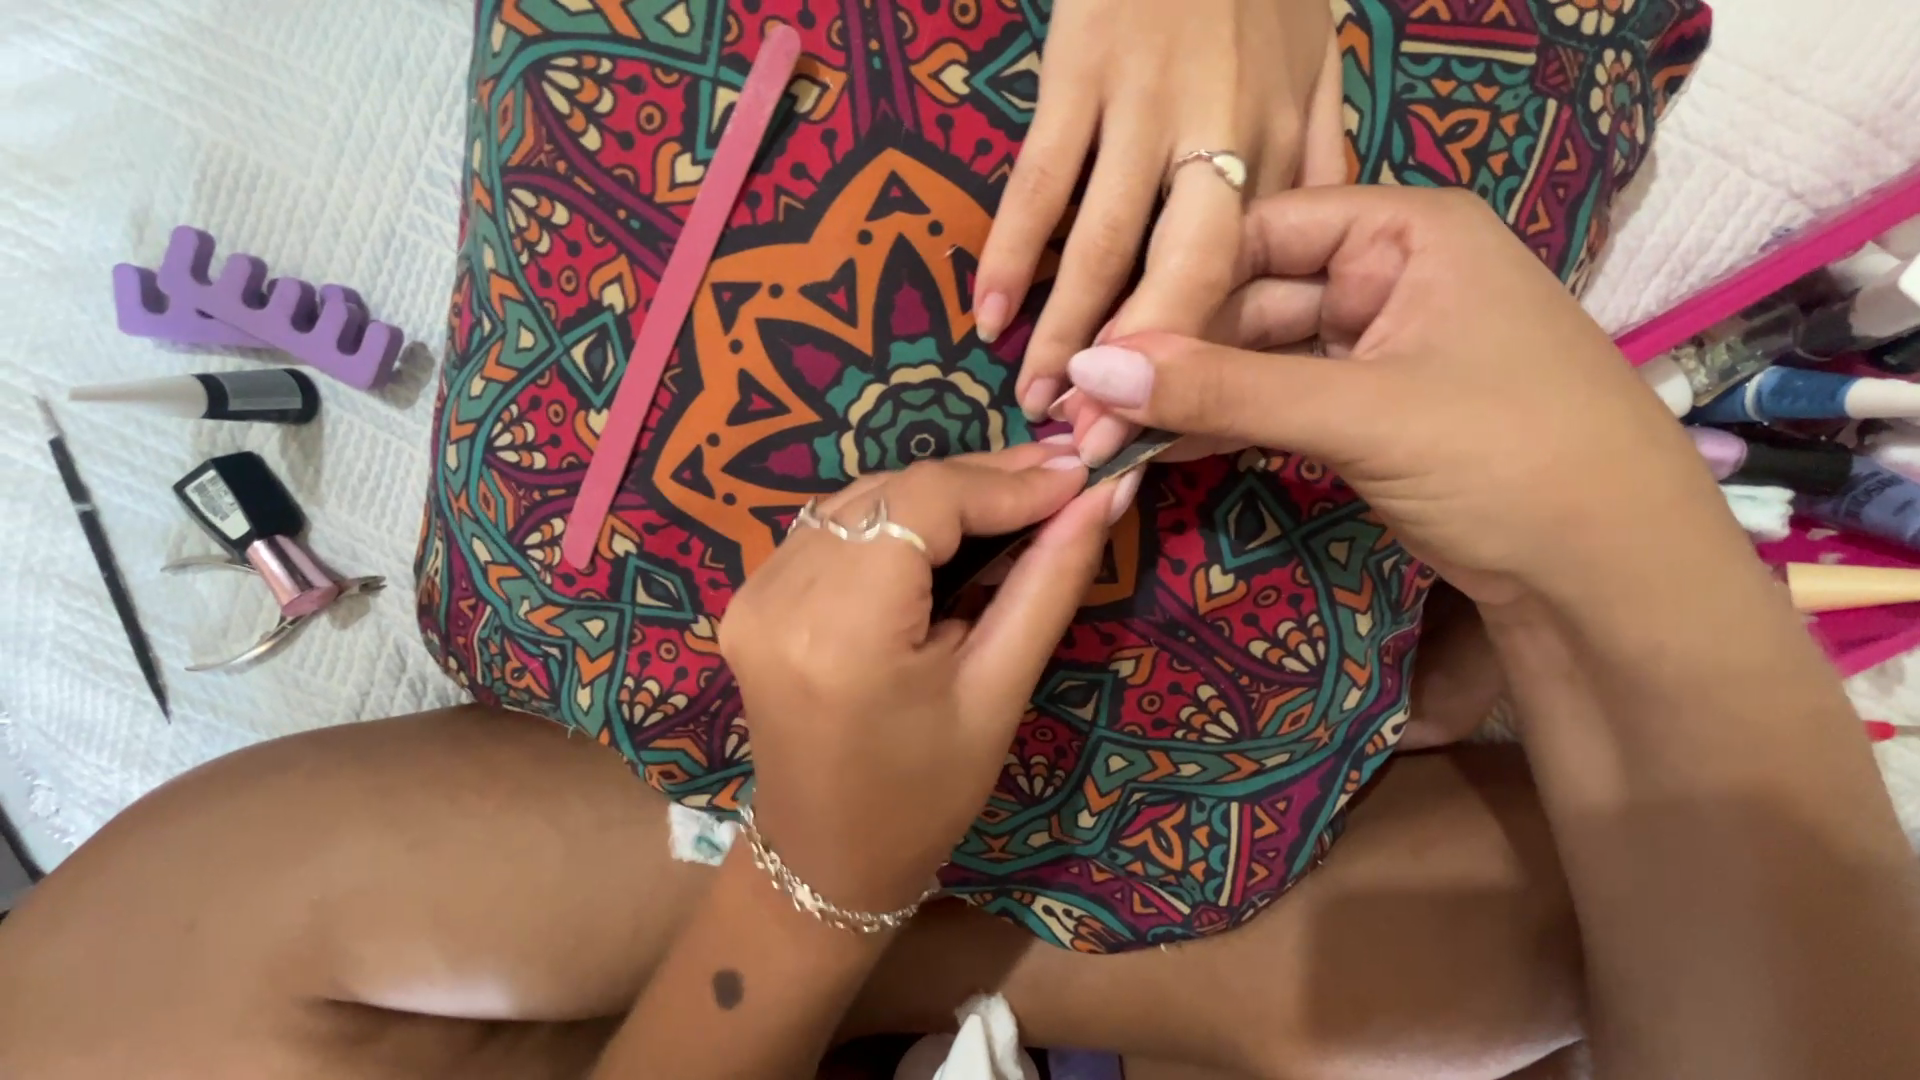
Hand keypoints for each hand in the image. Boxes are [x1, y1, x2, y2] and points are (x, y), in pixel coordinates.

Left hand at [719, 443, 1124, 911]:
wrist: (827, 856)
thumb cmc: (925, 795)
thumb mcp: (999, 691)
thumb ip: (1049, 583)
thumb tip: (1104, 496)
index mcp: (842, 630)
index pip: (924, 505)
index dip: (1003, 481)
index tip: (1076, 474)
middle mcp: (780, 595)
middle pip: (891, 493)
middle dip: (979, 479)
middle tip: (1058, 474)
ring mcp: (753, 591)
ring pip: (862, 500)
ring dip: (939, 493)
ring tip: (1015, 497)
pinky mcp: (749, 596)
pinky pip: (833, 526)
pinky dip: (894, 517)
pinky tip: (945, 528)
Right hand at [974, 0, 1343, 466]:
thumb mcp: (1322, 66)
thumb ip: (1320, 156)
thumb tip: (1313, 248)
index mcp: (1297, 136)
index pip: (1252, 280)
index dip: (1205, 359)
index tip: (1171, 427)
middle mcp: (1231, 128)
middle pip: (1187, 276)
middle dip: (1136, 368)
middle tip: (1097, 438)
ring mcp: (1153, 98)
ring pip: (1108, 242)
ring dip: (1067, 330)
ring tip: (1037, 399)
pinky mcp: (1084, 67)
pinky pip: (1043, 179)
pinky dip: (1010, 248)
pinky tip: (987, 313)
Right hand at [1058, 186, 1743, 607]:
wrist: (1607, 580)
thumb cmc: (1510, 457)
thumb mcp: (1361, 412)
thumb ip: (1224, 387)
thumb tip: (1091, 368)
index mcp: (1404, 232)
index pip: (1255, 233)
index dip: (1171, 287)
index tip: (1092, 345)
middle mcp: (1382, 275)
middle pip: (1244, 302)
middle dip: (1167, 358)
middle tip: (1083, 408)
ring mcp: (1365, 348)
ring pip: (1248, 359)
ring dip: (1181, 398)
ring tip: (1101, 435)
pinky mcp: (1353, 411)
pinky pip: (1266, 403)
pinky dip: (1215, 426)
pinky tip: (1153, 447)